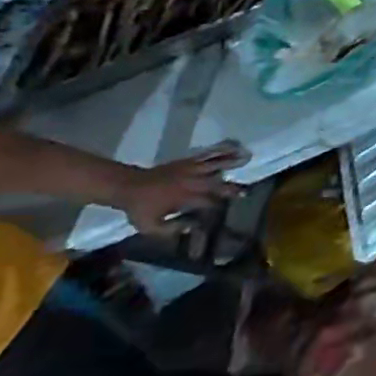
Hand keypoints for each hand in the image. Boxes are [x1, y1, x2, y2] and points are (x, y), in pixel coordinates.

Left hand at [113, 141, 248, 234]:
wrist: (129, 186)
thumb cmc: (140, 209)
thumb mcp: (150, 227)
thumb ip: (171, 229)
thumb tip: (193, 227)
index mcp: (184, 198)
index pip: (207, 202)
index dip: (218, 206)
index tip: (227, 211)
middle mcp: (191, 181)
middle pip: (216, 183)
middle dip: (231, 188)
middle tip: (246, 190)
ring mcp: (190, 168)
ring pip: (215, 164)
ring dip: (231, 162)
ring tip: (247, 158)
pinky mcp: (187, 161)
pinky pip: (207, 154)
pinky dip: (220, 150)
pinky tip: (231, 147)